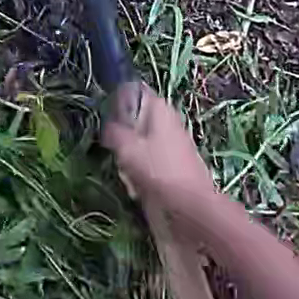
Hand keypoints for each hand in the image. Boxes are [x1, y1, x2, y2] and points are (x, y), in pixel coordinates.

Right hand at [101, 83, 218, 216]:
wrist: (194, 208)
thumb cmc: (159, 171)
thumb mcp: (127, 148)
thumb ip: (113, 131)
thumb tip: (107, 126)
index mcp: (158, 107)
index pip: (131, 90)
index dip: (115, 102)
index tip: (105, 119)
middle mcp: (167, 118)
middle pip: (134, 118)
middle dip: (122, 134)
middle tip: (116, 151)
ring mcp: (173, 140)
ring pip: (139, 141)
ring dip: (130, 156)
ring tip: (128, 173)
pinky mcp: (175, 162)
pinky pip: (149, 160)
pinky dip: (141, 170)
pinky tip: (140, 185)